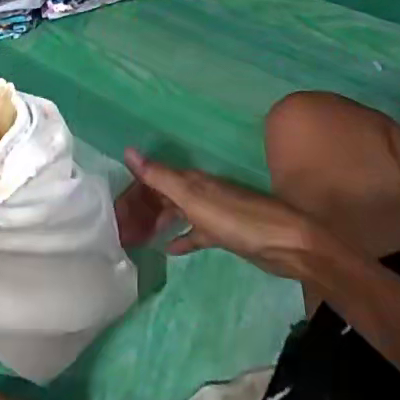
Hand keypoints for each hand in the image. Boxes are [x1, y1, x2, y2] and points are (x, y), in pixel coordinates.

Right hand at [123, 148, 329, 278]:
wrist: (288, 245)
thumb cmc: (237, 219)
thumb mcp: (193, 197)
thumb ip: (161, 176)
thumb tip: (128, 150)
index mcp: (190, 180)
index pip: (152, 178)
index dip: (132, 191)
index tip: (111, 207)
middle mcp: (199, 191)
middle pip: (162, 195)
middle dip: (141, 207)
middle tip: (119, 226)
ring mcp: (212, 212)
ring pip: (176, 212)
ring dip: (157, 221)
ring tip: (135, 236)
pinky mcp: (224, 234)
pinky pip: (194, 232)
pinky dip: (181, 237)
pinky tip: (169, 249)